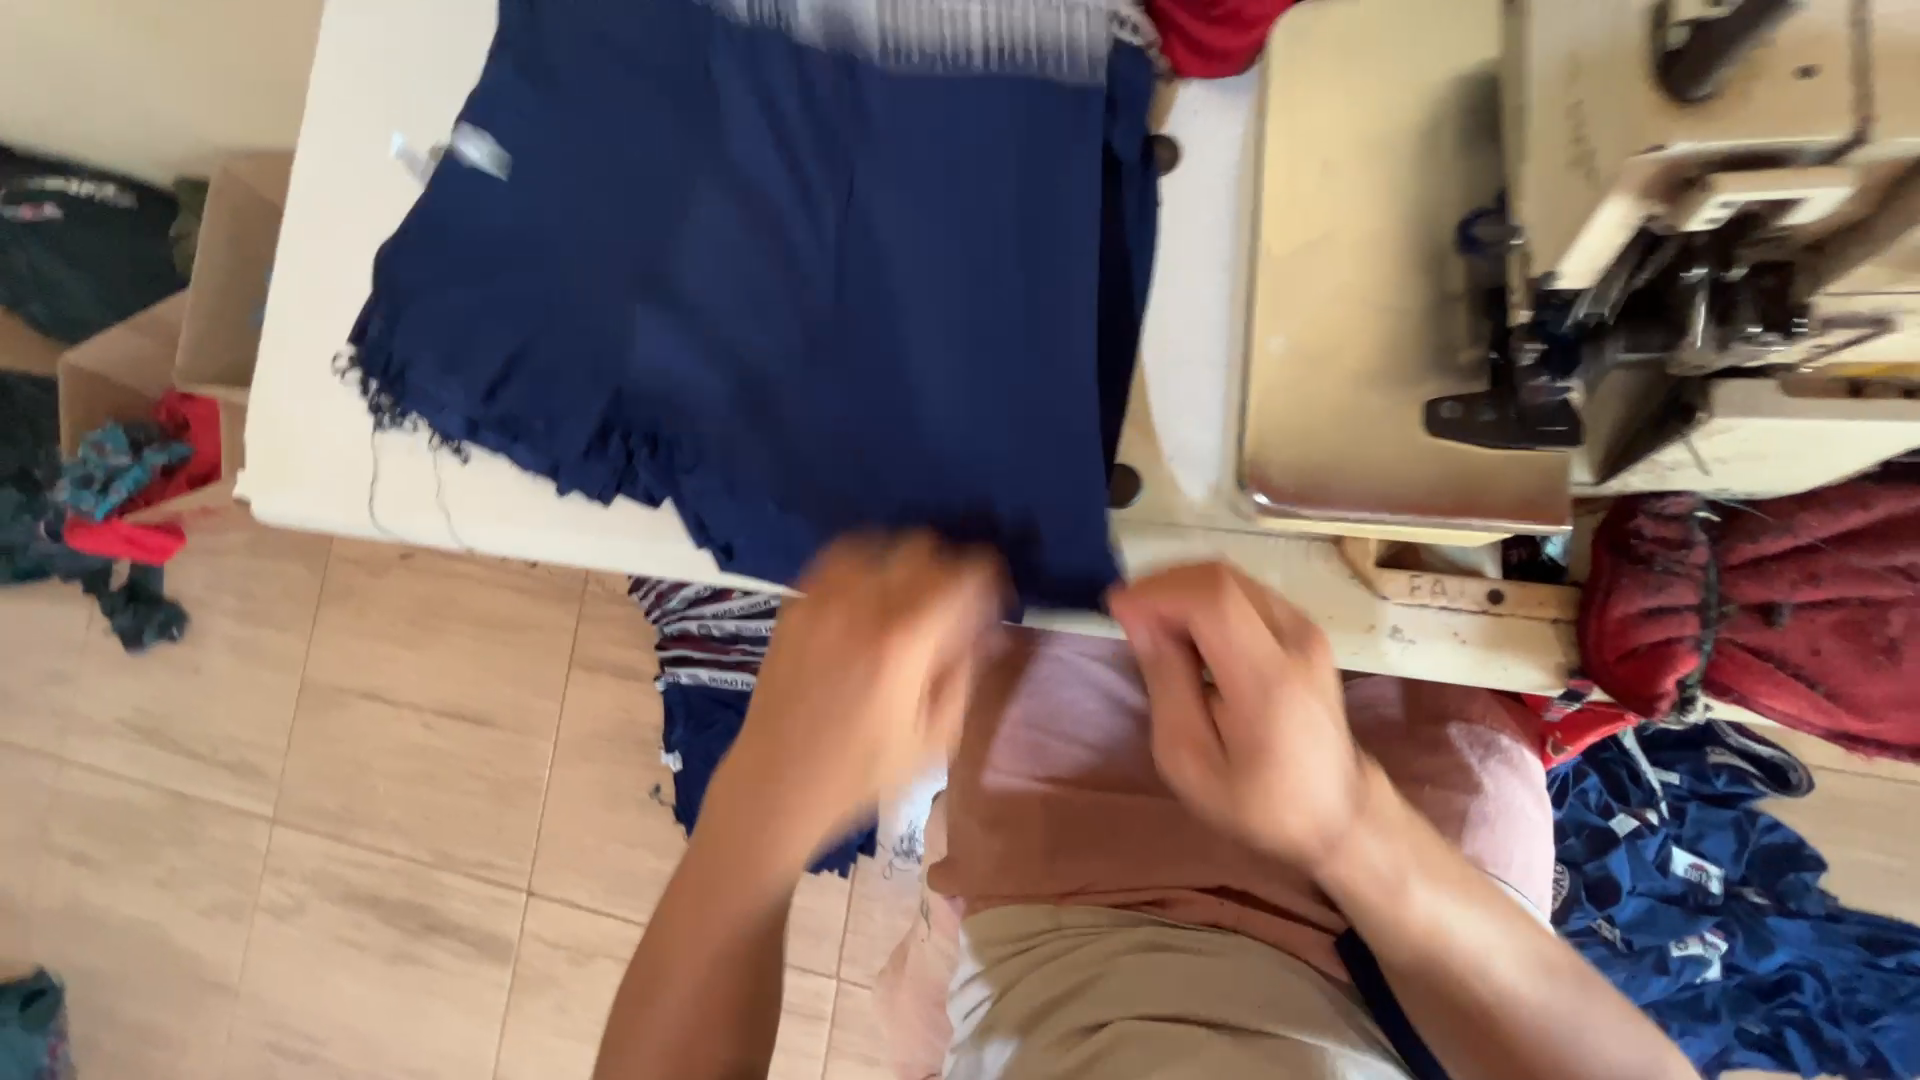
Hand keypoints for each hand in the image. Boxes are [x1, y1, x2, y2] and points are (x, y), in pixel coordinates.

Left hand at [713, 533, 1005, 866]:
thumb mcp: (933, 740)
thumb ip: (966, 675)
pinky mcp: (795, 608)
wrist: (774, 785)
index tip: (994, 597)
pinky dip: (862, 567)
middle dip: (948, 568)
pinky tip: (868, 595)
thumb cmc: (860, 774)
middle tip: (954, 601)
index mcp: (904, 641)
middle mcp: (862, 606)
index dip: (988, 577)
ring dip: (903, 563)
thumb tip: (990, 631)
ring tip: (910, 595)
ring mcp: (821, 602)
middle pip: (921, 548)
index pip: (963, 574)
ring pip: (877, 545)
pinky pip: (835, 562)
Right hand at [1107, 562, 1374, 876]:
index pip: (1212, 600)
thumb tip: (1139, 618)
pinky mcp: (1304, 628)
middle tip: (1130, 617)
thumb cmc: (1256, 799)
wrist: (1337, 812)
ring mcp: (1306, 629)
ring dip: (1181, 590)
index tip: (1116, 610)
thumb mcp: (1188, 759)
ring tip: (1152, 625)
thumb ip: (1165, 681)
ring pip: (1229, 578)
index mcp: (1268, 680)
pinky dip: (1203, 598)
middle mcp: (1295, 640)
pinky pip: (1242, 591)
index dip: (1156, 592)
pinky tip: (1185, 630)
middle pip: (1219, 577)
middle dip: (1162, 586)